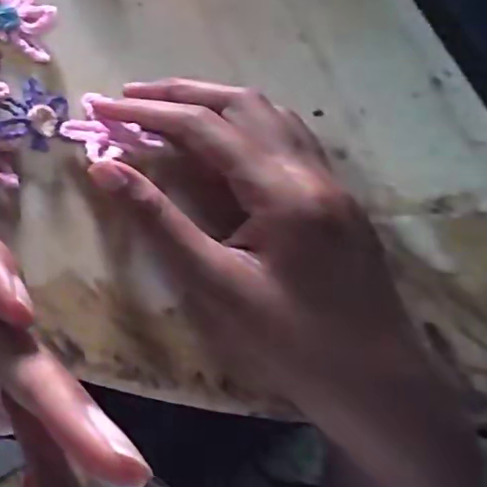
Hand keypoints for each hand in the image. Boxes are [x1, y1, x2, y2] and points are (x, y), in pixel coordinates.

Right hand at [83, 80, 457, 446]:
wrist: (386, 394)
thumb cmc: (294, 345)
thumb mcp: (215, 285)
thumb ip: (158, 220)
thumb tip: (103, 168)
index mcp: (283, 191)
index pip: (204, 127)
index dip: (146, 112)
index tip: (100, 108)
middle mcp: (311, 172)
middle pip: (240, 103)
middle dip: (178, 92)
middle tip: (126, 97)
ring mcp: (329, 182)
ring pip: (267, 112)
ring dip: (211, 99)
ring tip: (164, 106)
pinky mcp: (334, 196)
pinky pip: (284, 133)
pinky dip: (240, 119)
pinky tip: (219, 136)